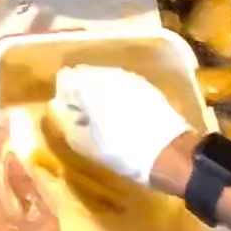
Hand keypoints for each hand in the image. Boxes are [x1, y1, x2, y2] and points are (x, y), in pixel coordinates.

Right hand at [48, 64, 195, 183]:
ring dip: (99, 97)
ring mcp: (131, 79)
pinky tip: (122, 119)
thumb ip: (67, 123)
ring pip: (105, 81)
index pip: (66, 78)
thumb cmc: (125, 151)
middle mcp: (110, 75)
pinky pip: (122, 87)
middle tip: (84, 121)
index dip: (63, 97)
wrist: (173, 155)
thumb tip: (57, 108)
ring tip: (103, 122)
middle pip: (85, 77)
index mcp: (91, 85)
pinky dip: (116, 99)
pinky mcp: (147, 88)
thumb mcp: (87, 144)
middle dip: (81, 95)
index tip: (68, 116)